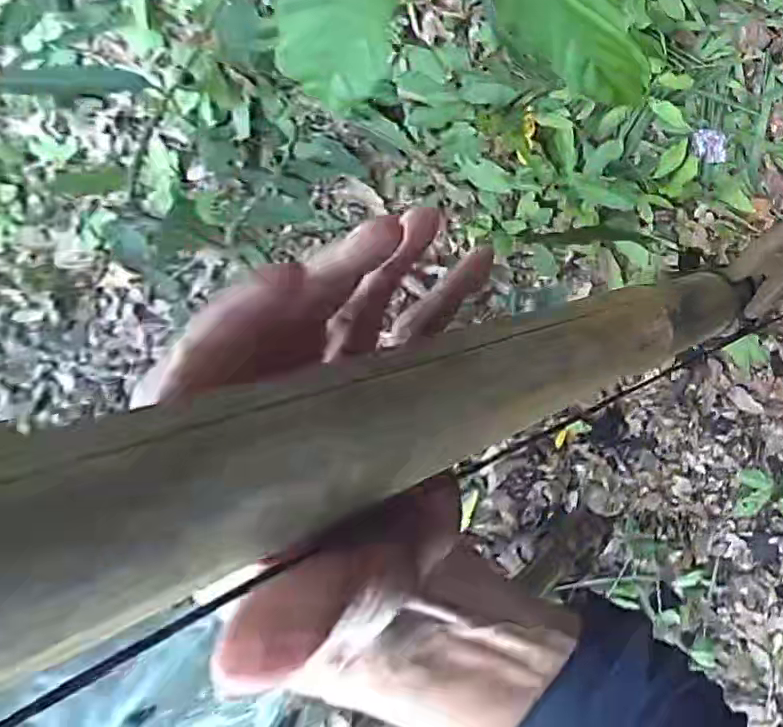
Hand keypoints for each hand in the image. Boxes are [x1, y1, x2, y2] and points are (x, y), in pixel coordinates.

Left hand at [134, 210, 571, 726]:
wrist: (397, 578)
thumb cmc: (348, 591)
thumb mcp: (330, 603)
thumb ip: (302, 613)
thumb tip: (254, 658)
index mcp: (227, 454)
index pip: (203, 376)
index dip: (237, 322)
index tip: (290, 277)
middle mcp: (276, 406)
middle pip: (293, 323)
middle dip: (341, 271)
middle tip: (392, 230)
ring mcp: (341, 386)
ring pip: (357, 309)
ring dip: (393, 262)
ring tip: (431, 222)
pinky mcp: (398, 380)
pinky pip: (421, 324)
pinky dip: (449, 289)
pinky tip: (479, 261)